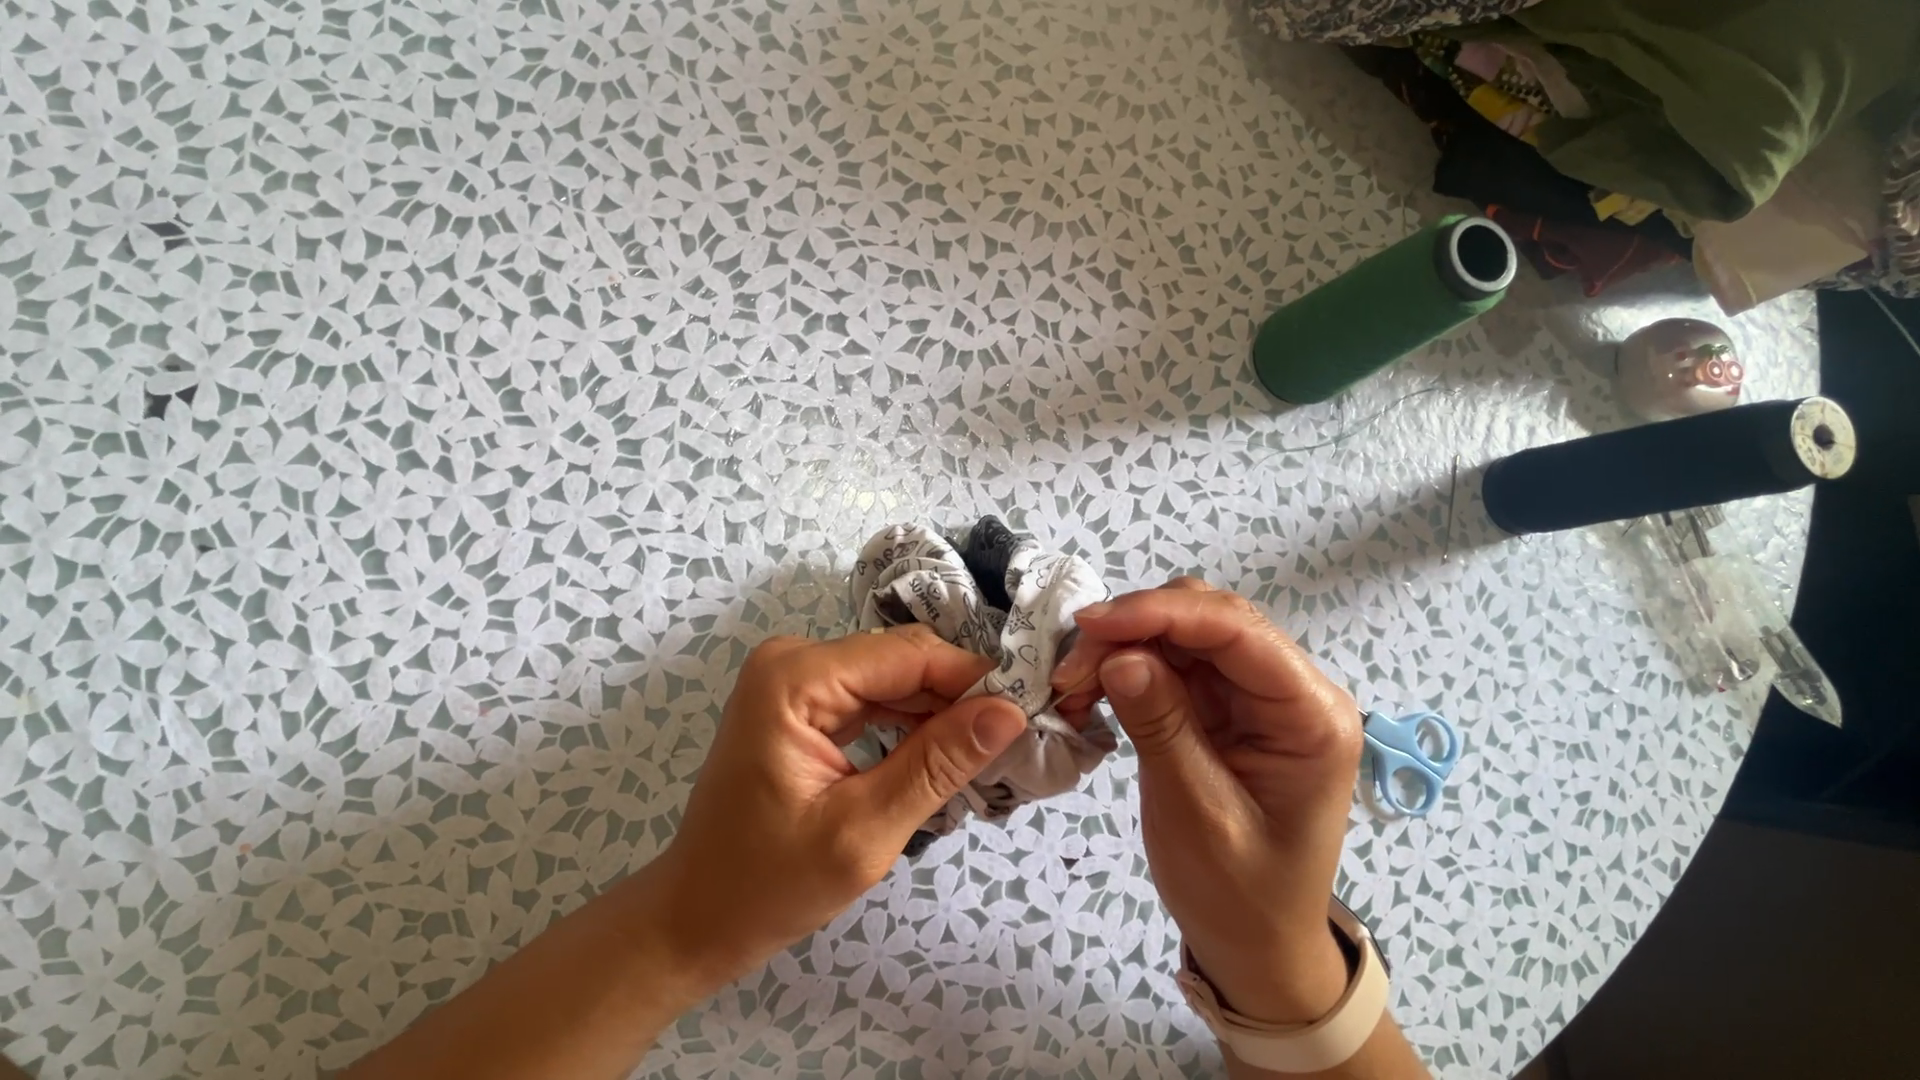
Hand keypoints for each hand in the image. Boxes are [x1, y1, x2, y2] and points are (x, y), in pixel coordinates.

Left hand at [646, 626, 1027, 996]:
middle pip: (903, 660)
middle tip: (1015, 740)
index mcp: (796, 678)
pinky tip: (943, 754)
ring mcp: (795, 680)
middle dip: (959, 697)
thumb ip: (937, 764)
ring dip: (940, 712)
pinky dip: (911, 723)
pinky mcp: (803, 703)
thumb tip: (1010, 712)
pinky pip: (874, 697)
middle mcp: (794, 660)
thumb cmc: (768, 886)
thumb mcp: (864, 831)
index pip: (909, 655)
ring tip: (987, 751)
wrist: (697, 919)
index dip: (974, 679)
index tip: (1029, 712)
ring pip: (894, 677)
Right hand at [1049, 578, 1362, 1024]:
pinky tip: (1090, 693)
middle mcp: (1290, 690)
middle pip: (1210, 618)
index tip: (1090, 624)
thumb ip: (1162, 726)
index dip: (1161, 613)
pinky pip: (1172, 664)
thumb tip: (1117, 655)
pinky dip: (1126, 668)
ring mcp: (1255, 696)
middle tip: (1071, 668)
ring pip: (1183, 634)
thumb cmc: (1239, 894)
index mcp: (1310, 715)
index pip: (1238, 631)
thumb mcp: (1196, 812)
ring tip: (1071, 685)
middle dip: (1135, 628)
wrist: (1256, 945)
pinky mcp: (1224, 707)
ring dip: (1122, 646)